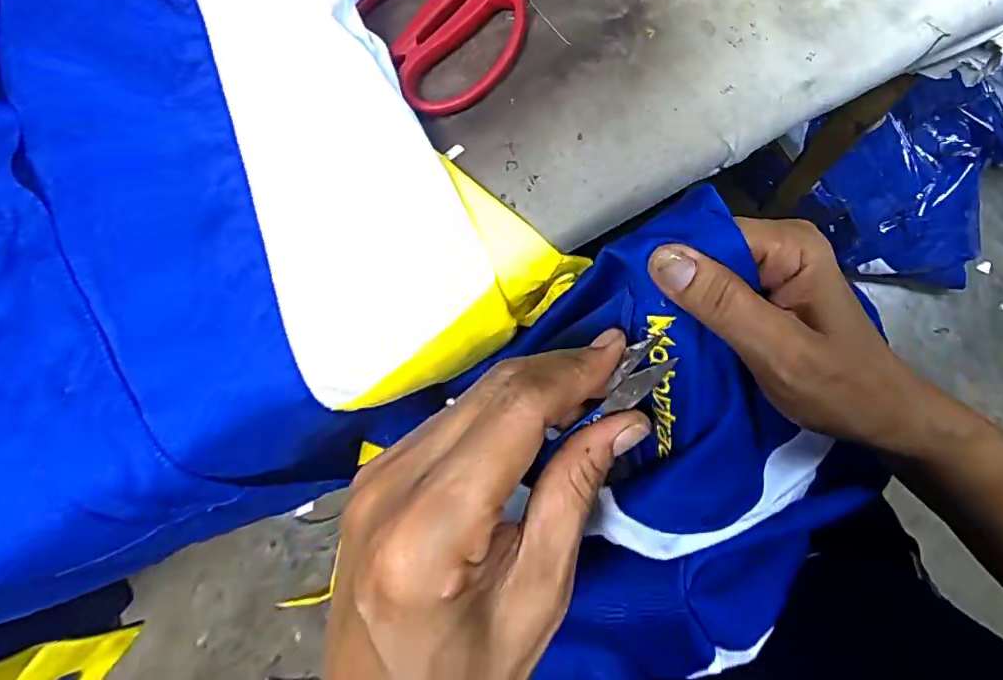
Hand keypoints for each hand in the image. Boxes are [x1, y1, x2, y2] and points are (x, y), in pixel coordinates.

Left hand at [325, 332, 650, 679]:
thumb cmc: (470, 667)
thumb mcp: (541, 590)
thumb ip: (576, 491)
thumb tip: (626, 419)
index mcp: (431, 528)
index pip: (516, 411)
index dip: (574, 372)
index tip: (622, 354)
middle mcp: (392, 489)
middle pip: (496, 390)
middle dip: (565, 367)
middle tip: (618, 366)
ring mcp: (376, 478)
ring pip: (478, 392)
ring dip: (542, 380)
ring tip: (592, 387)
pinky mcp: (378, 474)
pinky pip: (460, 411)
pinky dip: (513, 399)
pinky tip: (547, 410)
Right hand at [648, 218, 969, 456]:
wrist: (880, 414)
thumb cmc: (839, 386)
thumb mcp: (778, 349)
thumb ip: (723, 303)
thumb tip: (661, 255)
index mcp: (793, 244)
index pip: (715, 235)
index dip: (672, 263)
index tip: (628, 299)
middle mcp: (785, 245)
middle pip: (711, 253)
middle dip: (675, 287)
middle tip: (631, 328)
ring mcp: (779, 270)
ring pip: (714, 276)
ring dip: (685, 306)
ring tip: (644, 338)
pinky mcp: (772, 295)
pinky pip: (726, 296)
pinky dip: (704, 319)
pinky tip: (678, 342)